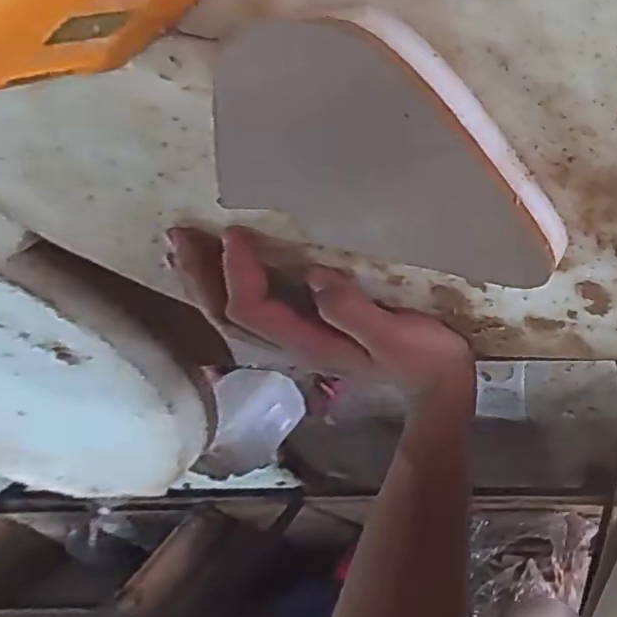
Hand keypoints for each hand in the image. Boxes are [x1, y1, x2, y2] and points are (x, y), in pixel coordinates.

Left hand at [168, 226, 474, 405]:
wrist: (437, 383)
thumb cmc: (423, 355)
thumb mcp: (395, 334)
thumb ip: (353, 310)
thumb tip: (316, 276)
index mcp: (311, 344)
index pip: (254, 308)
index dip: (238, 271)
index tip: (237, 232)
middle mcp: (295, 347)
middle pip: (227, 317)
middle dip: (200, 276)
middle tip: (180, 234)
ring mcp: (301, 344)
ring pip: (233, 319)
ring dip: (205, 283)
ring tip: (184, 249)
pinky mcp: (311, 335)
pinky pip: (253, 314)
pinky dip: (228, 290)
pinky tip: (226, 273)